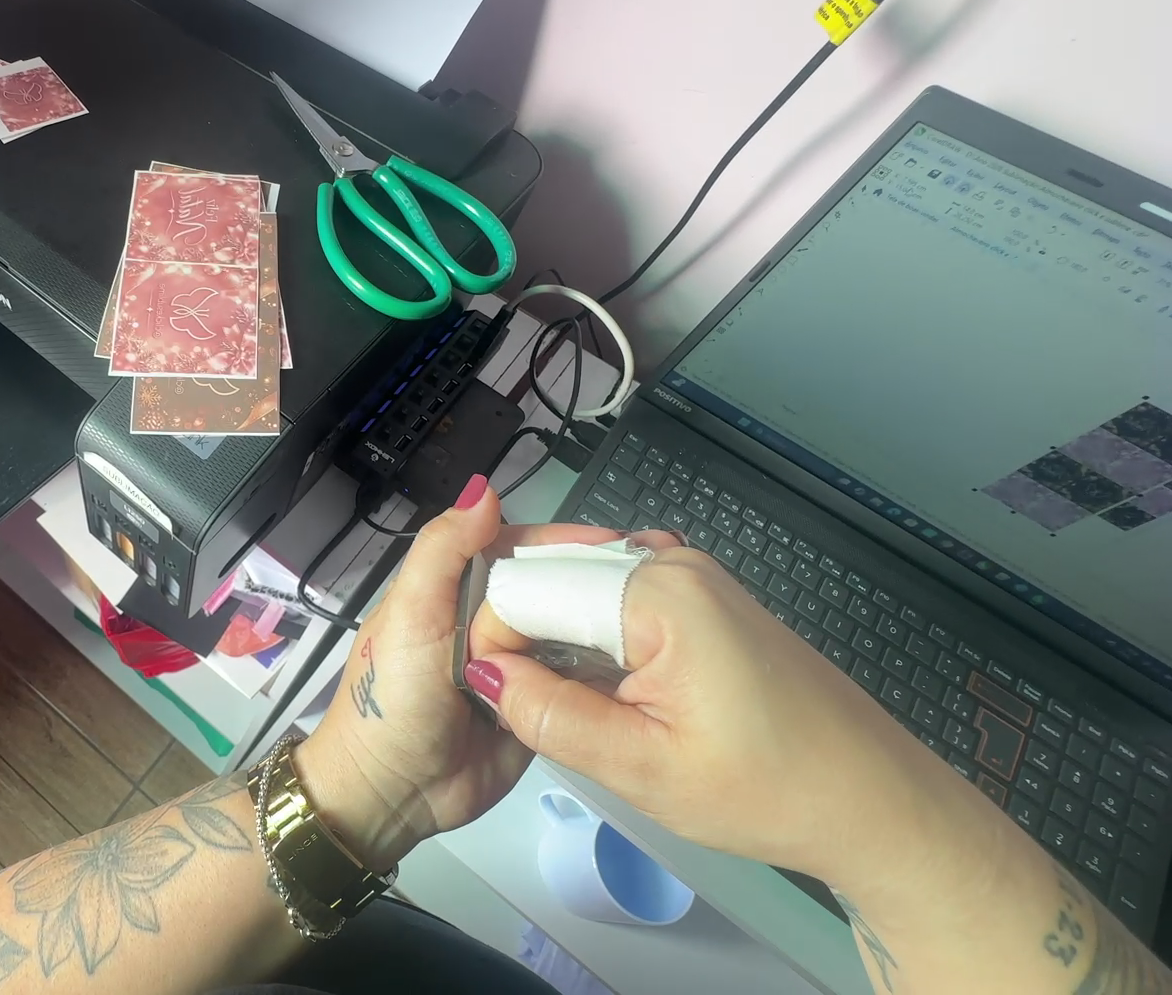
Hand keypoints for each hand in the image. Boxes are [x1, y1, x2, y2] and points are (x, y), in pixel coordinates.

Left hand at [296, 478, 677, 869]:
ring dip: (610, 625)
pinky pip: (575, 681)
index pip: (518, 547)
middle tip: (666, 581)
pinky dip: (606, 671)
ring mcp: (516, 663)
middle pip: (551, 587)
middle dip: (599, 581)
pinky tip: (654, 665)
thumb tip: (484, 488)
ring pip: (569, 631)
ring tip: (672, 620)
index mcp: (456, 587)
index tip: (623, 543)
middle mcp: (489, 618)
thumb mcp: (410, 613)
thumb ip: (441, 552)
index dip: (565, 542)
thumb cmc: (393, 695)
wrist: (391, 791)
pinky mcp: (537, 704)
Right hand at [465, 539, 973, 880]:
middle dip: (520, 636)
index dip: (492, 641)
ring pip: (570, 584)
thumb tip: (480, 671)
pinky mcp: (692, 590)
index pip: (526, 590)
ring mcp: (683, 568)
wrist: (882, 805)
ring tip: (561, 696)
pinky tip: (598, 678)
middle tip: (525, 702)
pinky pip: (604, 593)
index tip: (493, 698)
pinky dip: (582, 631)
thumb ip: (550, 715)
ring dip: (549, 635)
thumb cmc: (770, 792)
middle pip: (546, 576)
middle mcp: (664, 558)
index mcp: (655, 589)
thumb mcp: (644, 769)